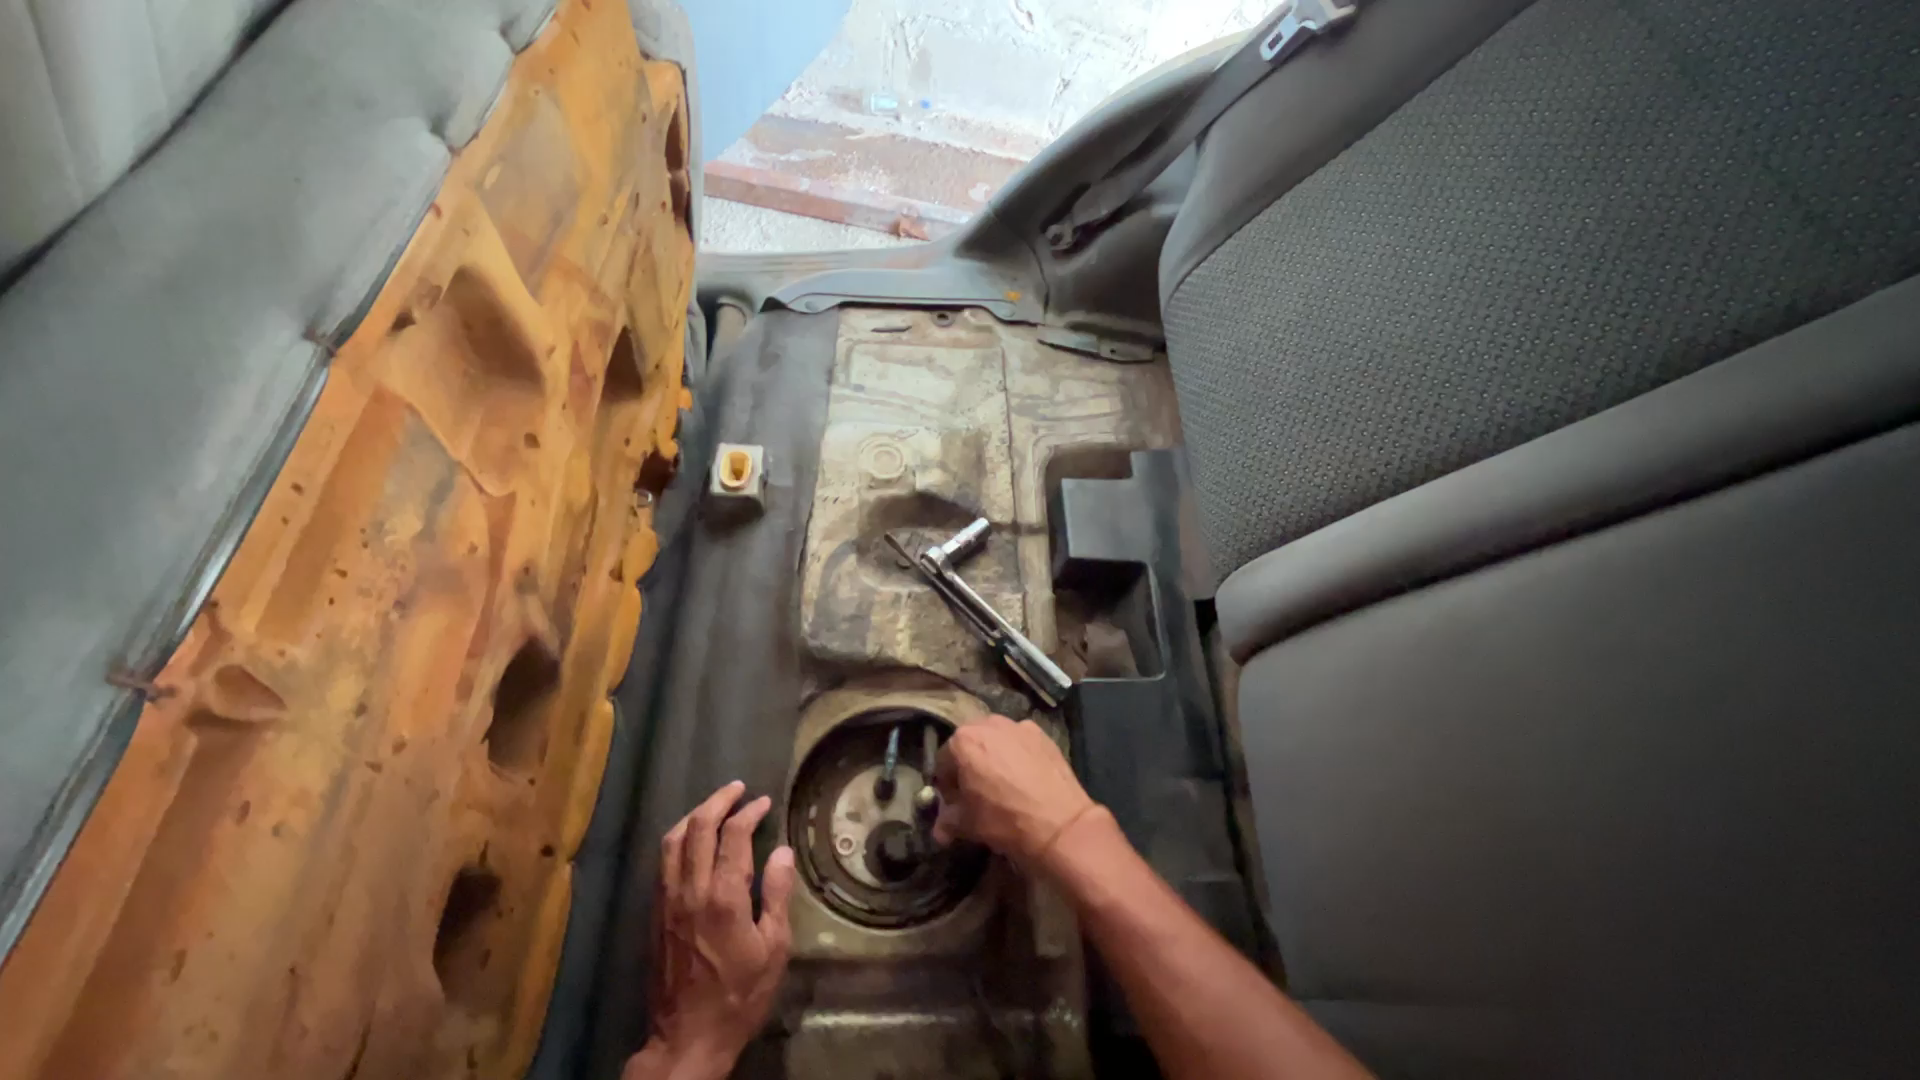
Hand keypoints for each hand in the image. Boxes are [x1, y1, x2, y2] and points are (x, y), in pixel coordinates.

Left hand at [629, 782, 794, 1079]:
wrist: (688, 1037)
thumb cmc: (739, 995)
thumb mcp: (773, 948)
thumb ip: (776, 895)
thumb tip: (781, 852)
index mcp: (724, 897)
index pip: (733, 836)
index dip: (749, 812)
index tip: (763, 801)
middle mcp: (691, 890)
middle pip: (697, 828)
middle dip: (718, 801)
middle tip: (737, 789)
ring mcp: (667, 901)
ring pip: (672, 841)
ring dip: (693, 816)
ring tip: (713, 806)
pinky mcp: (655, 913)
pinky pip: (663, 862)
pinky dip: (678, 839)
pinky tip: (690, 840)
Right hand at [932, 715, 1096, 866]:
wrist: (1061, 825)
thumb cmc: (1005, 820)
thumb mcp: (967, 825)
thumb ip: (947, 821)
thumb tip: (939, 831)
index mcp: (962, 741)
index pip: (943, 763)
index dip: (947, 786)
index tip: (956, 804)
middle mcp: (988, 724)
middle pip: (969, 744)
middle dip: (969, 766)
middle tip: (978, 793)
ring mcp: (1018, 726)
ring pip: (995, 739)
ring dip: (993, 756)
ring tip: (1003, 783)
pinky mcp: (1042, 733)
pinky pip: (1019, 742)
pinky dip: (1017, 754)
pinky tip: (1026, 777)